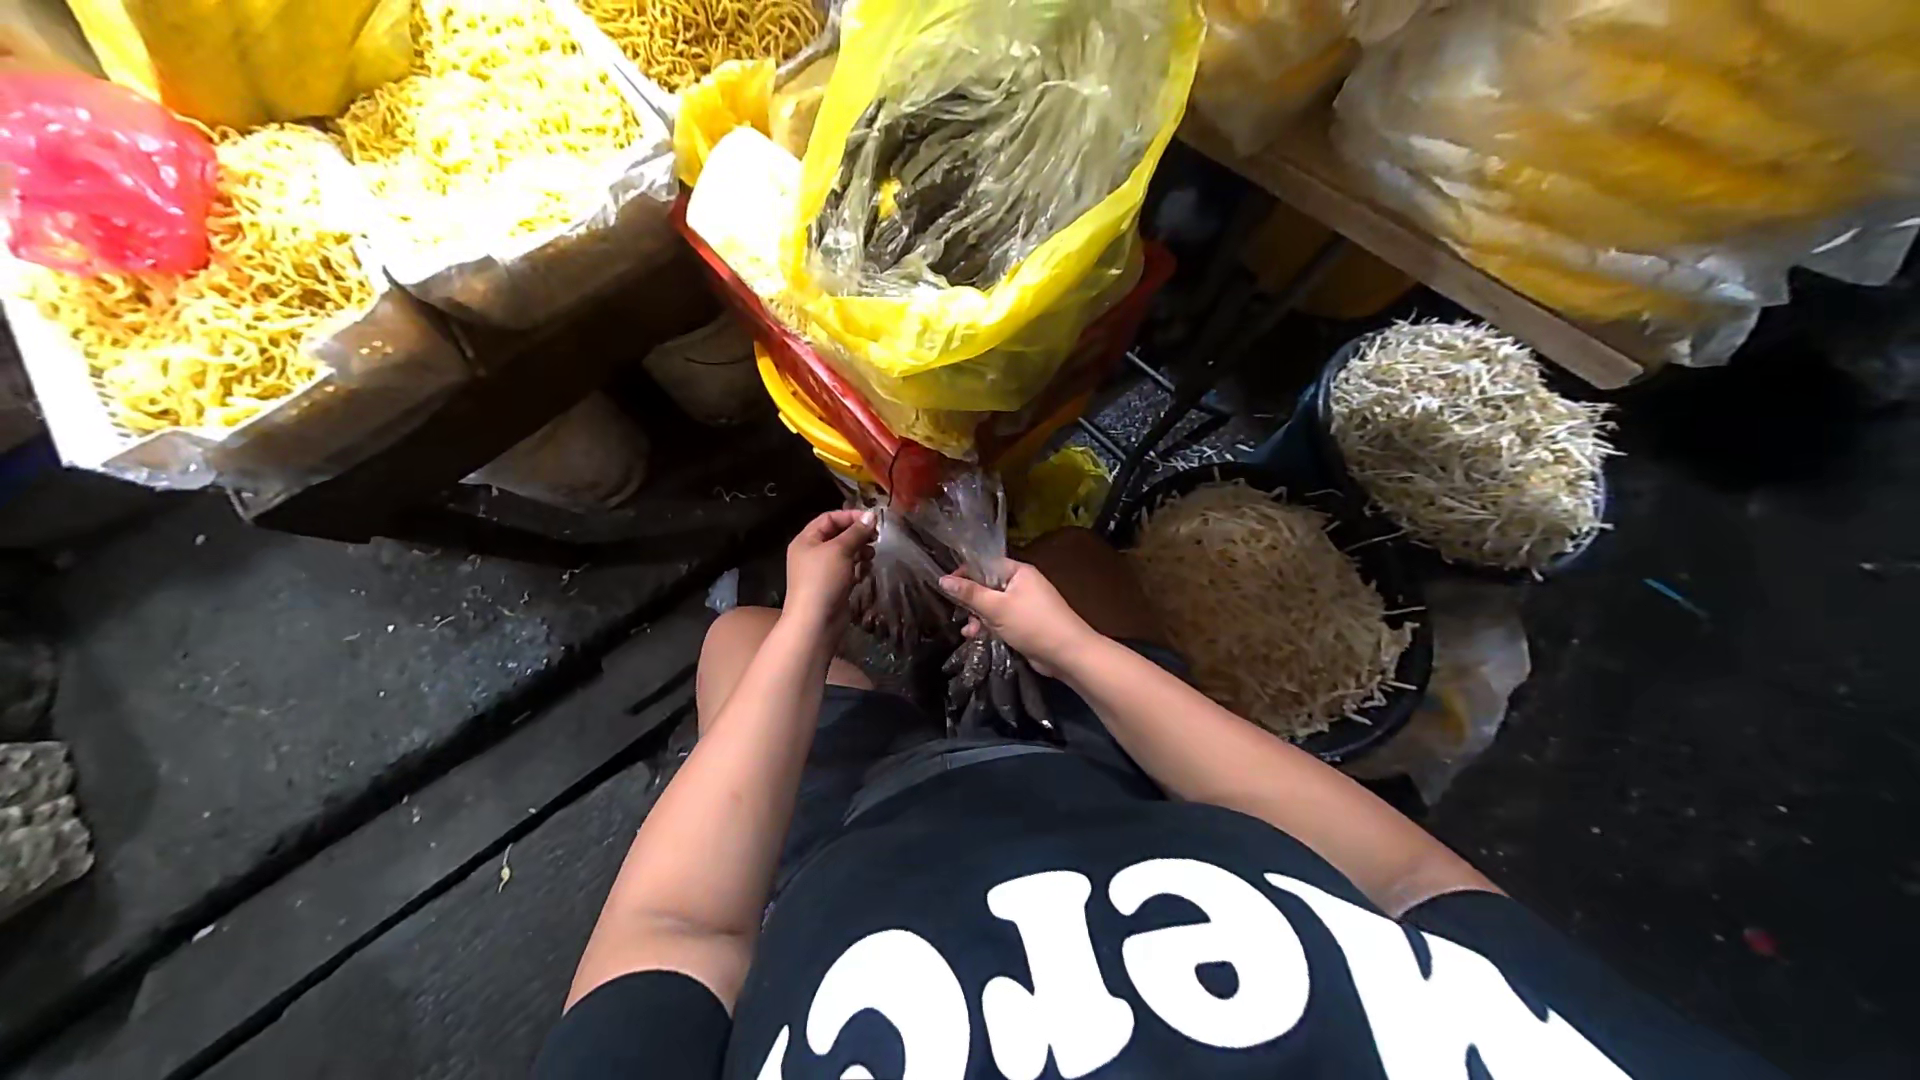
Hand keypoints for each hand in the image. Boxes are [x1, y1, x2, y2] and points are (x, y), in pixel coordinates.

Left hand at [783, 509, 874, 632]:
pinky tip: (865, 571)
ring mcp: (823, 571)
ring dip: (860, 552)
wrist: (816, 622)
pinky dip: (858, 568)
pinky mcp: (833, 585)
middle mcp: (812, 553)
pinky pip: (848, 570)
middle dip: (858, 535)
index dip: (850, 516)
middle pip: (838, 535)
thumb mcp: (840, 550)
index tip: (872, 520)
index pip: (829, 518)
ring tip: (870, 556)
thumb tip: (871, 516)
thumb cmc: (823, 580)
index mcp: (806, 540)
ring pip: (846, 553)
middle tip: (876, 538)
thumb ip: (856, 532)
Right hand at [939, 560, 1095, 676]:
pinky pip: (1001, 620)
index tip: (947, 586)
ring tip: (969, 631)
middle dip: (971, 601)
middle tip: (959, 613)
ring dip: (978, 617)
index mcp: (1018, 571)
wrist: (1068, 654)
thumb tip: (943, 579)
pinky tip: (977, 636)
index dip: (965, 573)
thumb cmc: (1032, 624)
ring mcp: (1024, 605)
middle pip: (987, 586)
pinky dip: (989, 626)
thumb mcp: (997, 608)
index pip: (986, 564)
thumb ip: (970, 593)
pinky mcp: (1024, 623)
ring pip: (992, 606)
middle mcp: (1021, 584)